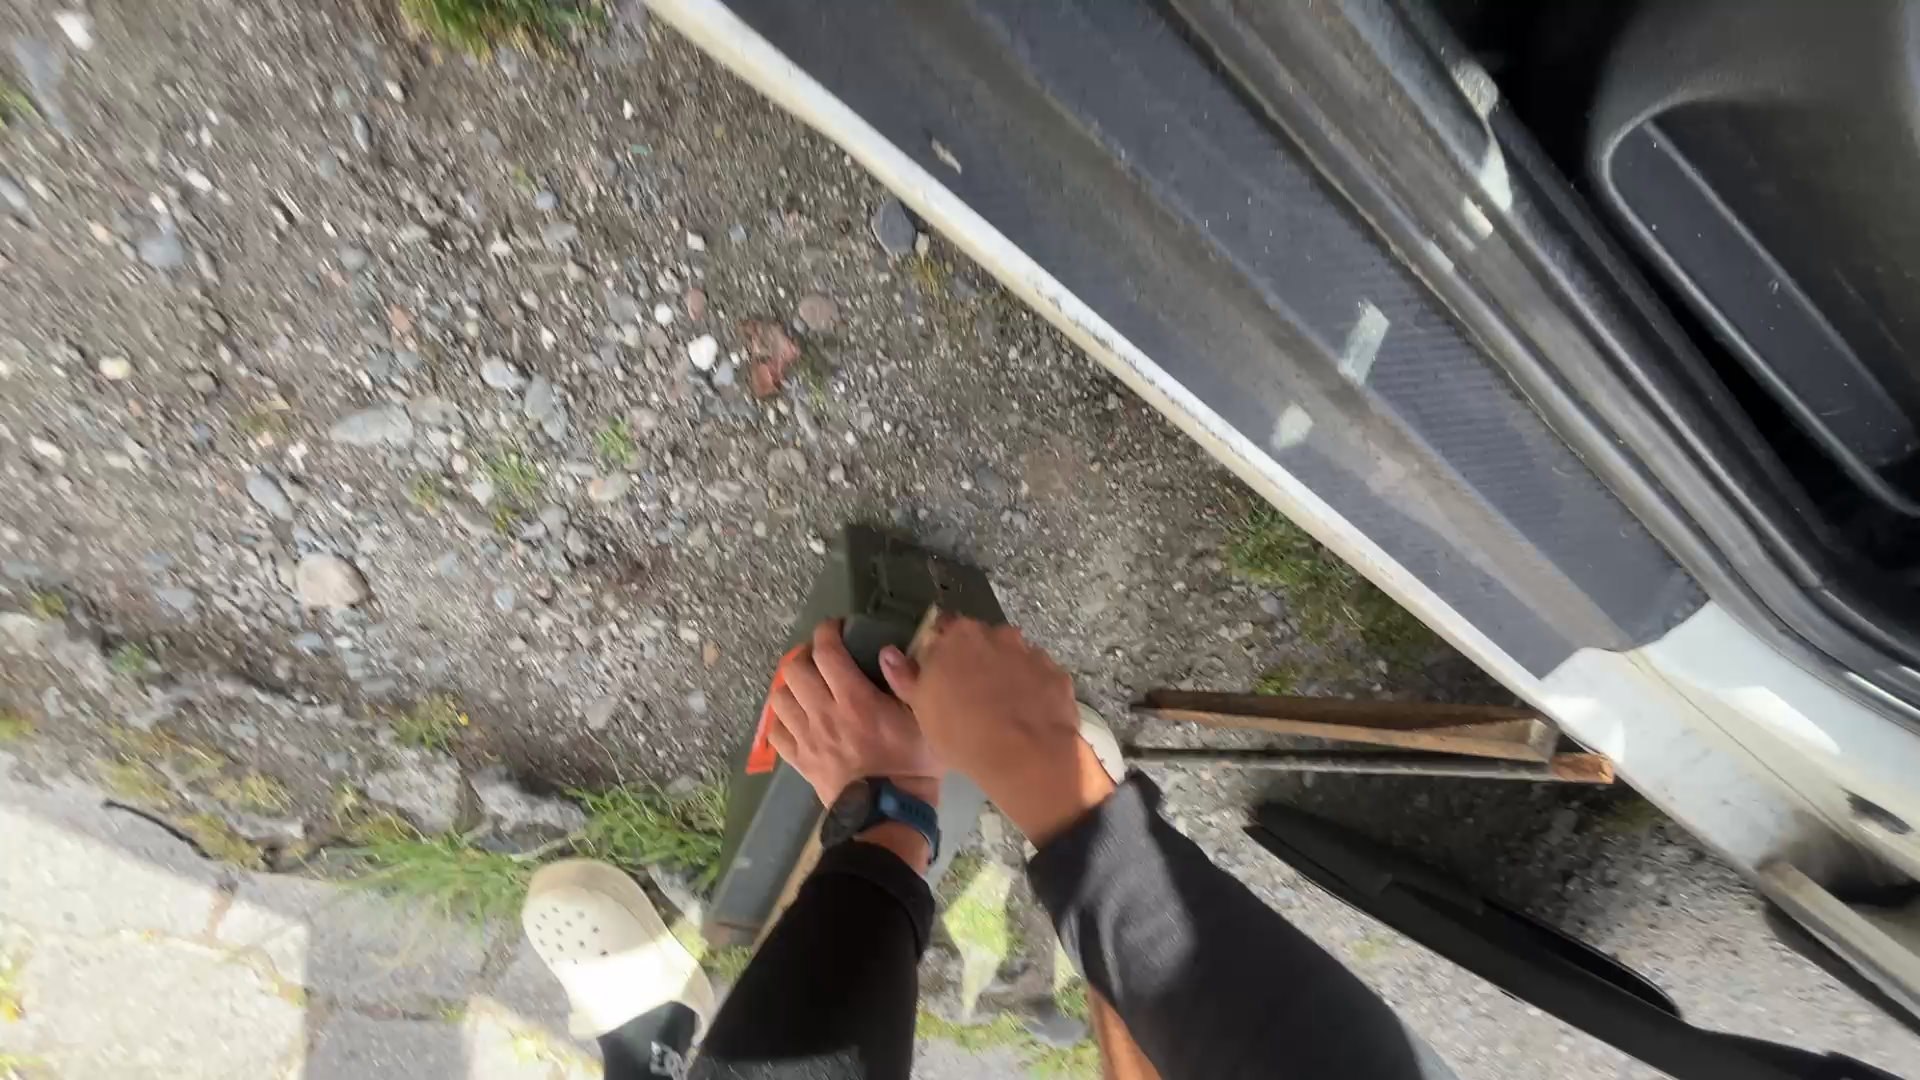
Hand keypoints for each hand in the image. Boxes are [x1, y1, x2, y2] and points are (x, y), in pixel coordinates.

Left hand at [766, 619, 943, 811]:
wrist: (888, 814)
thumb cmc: (911, 763)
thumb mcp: (923, 718)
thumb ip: (906, 682)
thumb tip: (887, 652)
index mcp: (854, 698)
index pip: (827, 651)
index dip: (827, 631)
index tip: (837, 627)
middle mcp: (823, 712)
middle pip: (794, 669)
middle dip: (806, 655)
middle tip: (822, 658)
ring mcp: (807, 738)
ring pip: (779, 697)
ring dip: (791, 685)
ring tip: (807, 686)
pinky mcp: (798, 760)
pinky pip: (776, 732)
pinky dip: (782, 719)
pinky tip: (798, 718)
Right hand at [879, 616, 1114, 843]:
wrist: (1026, 755)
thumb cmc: (962, 732)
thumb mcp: (921, 709)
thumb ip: (905, 676)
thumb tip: (889, 652)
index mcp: (959, 635)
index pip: (945, 629)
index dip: (942, 650)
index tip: (942, 673)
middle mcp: (997, 633)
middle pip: (981, 640)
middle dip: (976, 659)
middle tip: (970, 694)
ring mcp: (1031, 651)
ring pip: (1012, 656)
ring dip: (1006, 672)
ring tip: (1002, 708)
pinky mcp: (1056, 672)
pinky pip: (1038, 676)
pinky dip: (1032, 688)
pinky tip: (1027, 715)